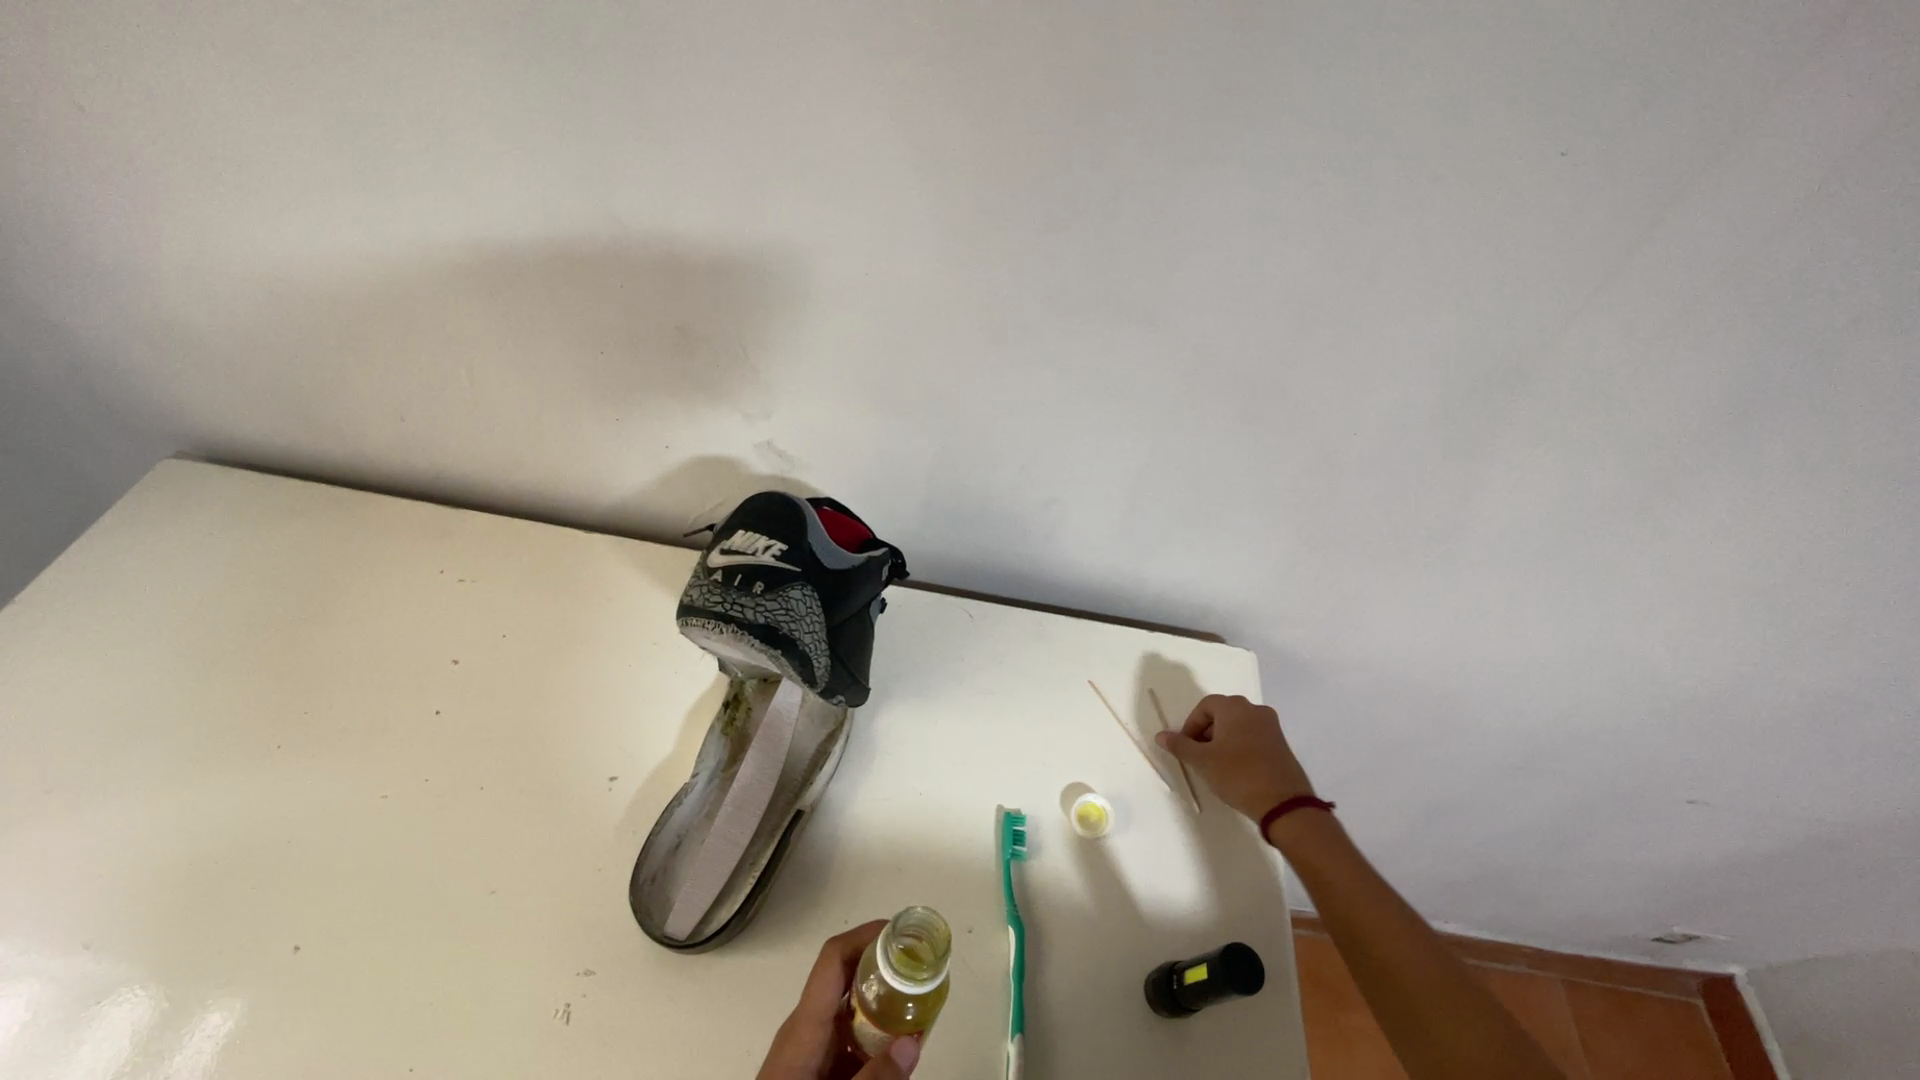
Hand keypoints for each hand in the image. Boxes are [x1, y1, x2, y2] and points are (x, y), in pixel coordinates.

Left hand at [756, 920, 921, 1079]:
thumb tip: (914, 1041)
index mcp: (804, 1026)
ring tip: (924, 1004)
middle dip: (885, 968)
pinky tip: (904, 1049)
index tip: (901, 931)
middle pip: (847, 980)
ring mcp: (811, 1049)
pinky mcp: (816, 1069)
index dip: (865, 935)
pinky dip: (878, 1035)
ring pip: (852, 1011)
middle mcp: (806, 1028)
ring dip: (886, 1004)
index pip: (833, 959)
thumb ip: (874, 1079)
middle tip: (923, 968)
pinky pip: (851, 1039)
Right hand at [1156, 694, 1316, 821]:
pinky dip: (1240, 746)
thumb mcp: (1202, 761)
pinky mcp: (1281, 744)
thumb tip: (1161, 735)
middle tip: (1199, 756)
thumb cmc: (1237, 775)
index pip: (1205, 706)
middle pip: (1222, 713)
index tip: (1187, 747)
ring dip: (1223, 740)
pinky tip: (1236, 769)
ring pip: (1238, 726)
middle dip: (1206, 732)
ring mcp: (1271, 726)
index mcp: (1235, 708)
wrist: (1282, 803)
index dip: (1191, 725)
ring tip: (1216, 764)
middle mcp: (1255, 710)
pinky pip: (1253, 736)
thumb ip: (1180, 745)